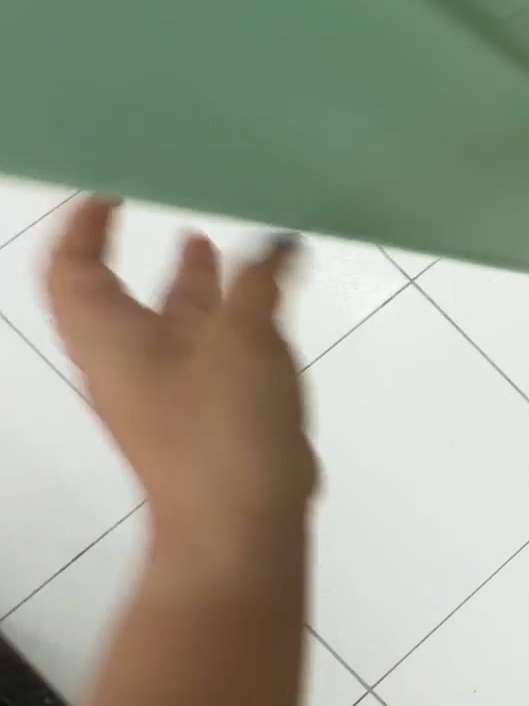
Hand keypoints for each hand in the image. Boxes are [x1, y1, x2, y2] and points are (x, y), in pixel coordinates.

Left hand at [45, 197, 315, 552]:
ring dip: (200, 283)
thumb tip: (277, 244)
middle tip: (181, 218)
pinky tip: (275, 305)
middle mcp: (136, 360)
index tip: (112, 193)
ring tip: (228, 250)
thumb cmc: (223, 423)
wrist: (240, 512)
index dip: (84, 229)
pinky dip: (242, 315)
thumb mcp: (242, 340)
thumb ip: (258, 285)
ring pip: (181, 321)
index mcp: (115, 341)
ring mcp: (180, 387)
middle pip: (124, 297)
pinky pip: (223, 346)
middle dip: (148, 257)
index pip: (74, 271)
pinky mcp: (222, 405)